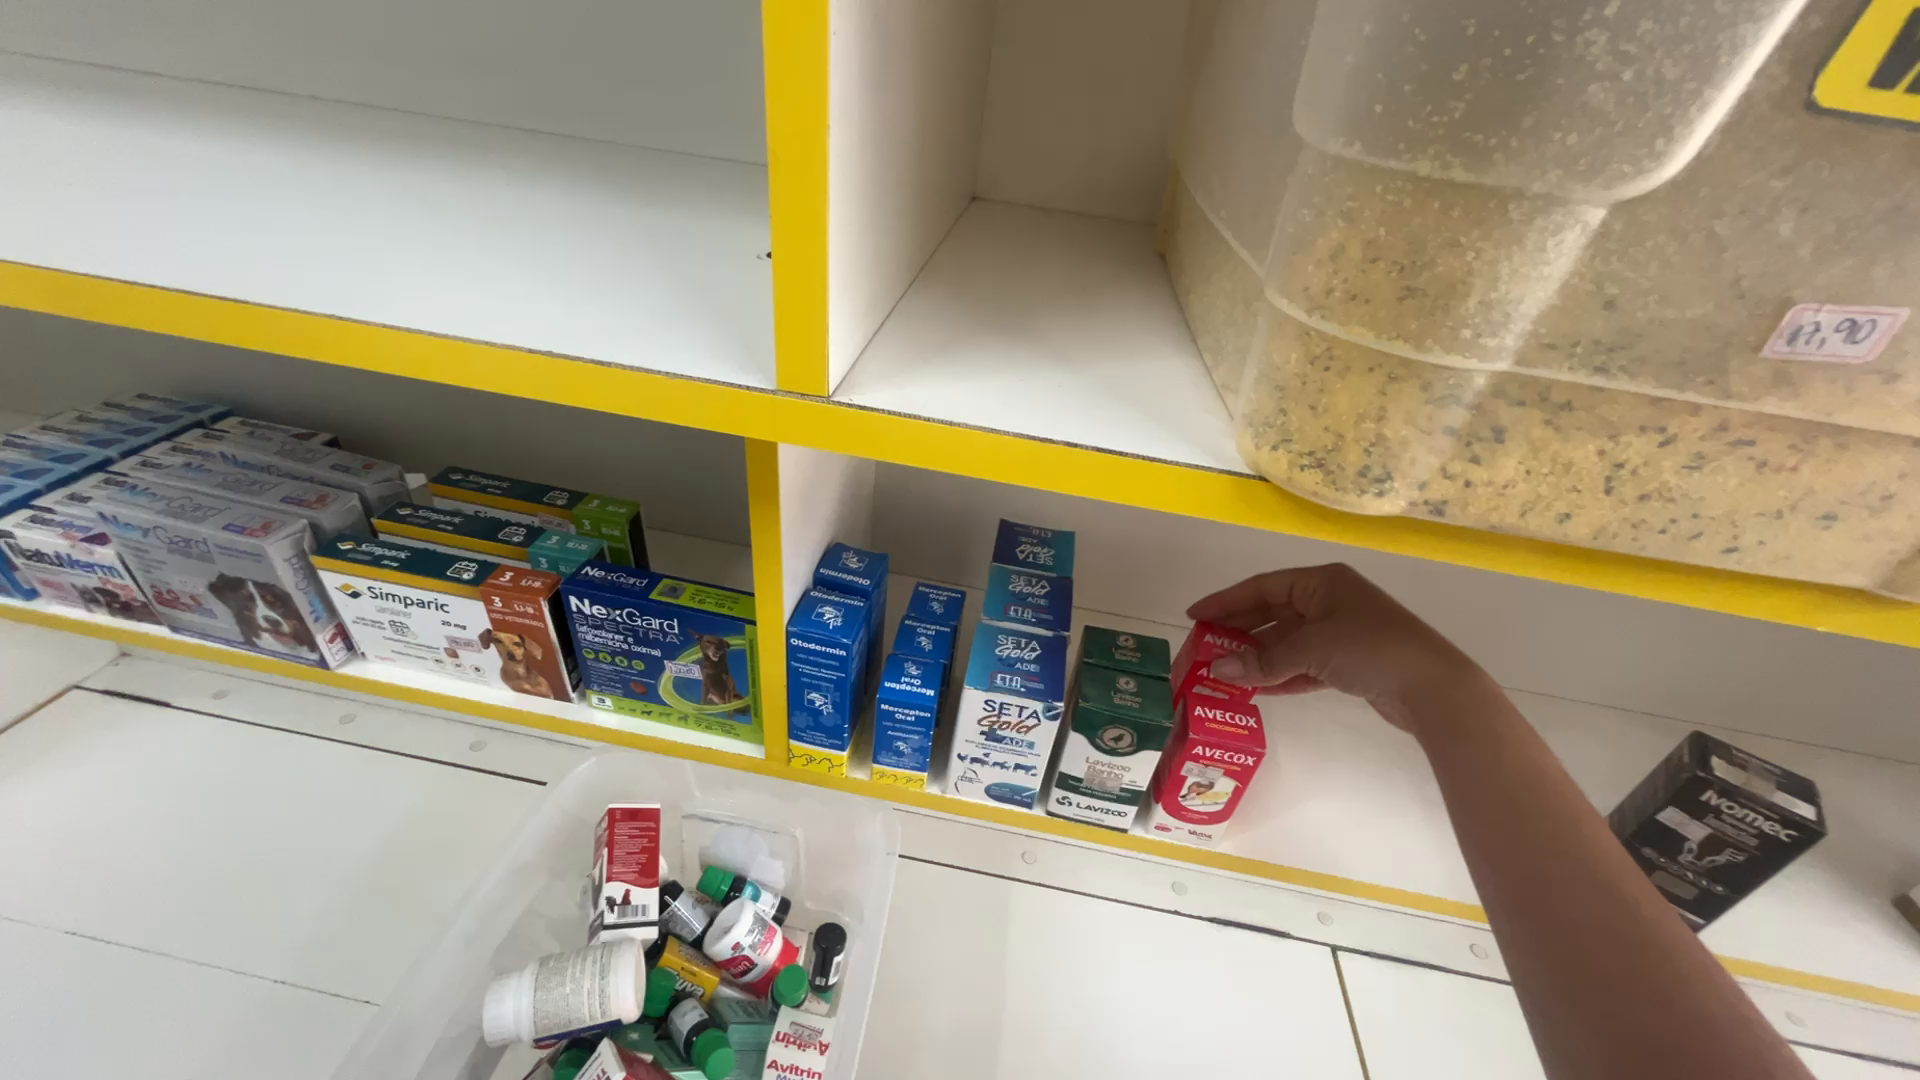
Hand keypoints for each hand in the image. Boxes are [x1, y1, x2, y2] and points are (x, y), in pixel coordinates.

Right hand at [1185, 563, 1491, 734]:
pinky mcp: (1350, 663)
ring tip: (1224, 672)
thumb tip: (1217, 671)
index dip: (1225, 601)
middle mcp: (1329, 601)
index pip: (1261, 587)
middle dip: (1238, 632)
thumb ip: (1262, 661)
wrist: (1434, 688)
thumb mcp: (1311, 649)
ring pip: (1286, 642)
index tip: (1194, 615)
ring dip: (1257, 658)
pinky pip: (1303, 664)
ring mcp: (1341, 632)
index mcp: (1321, 582)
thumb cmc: (1370, 649)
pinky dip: (1281, 675)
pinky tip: (1258, 689)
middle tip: (1204, 647)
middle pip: (1271, 613)